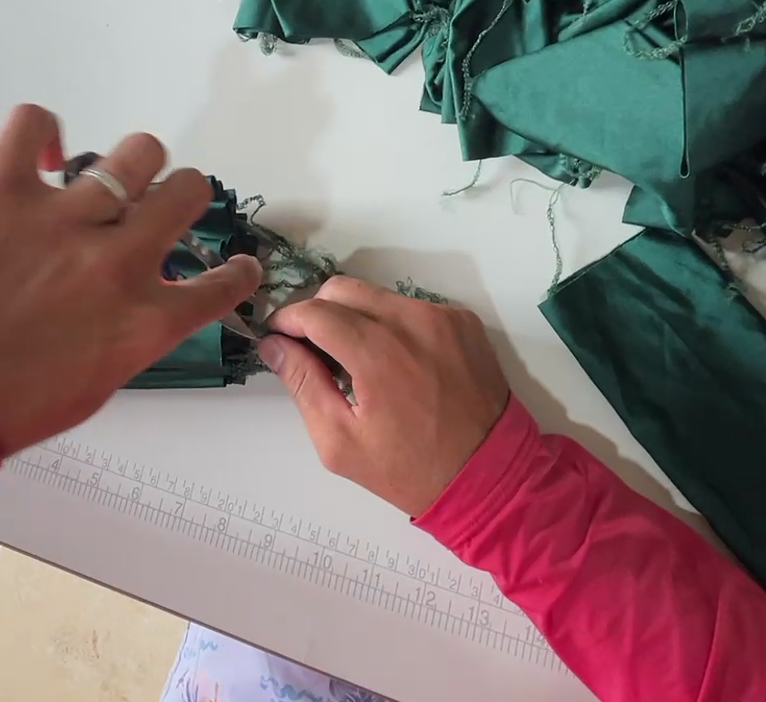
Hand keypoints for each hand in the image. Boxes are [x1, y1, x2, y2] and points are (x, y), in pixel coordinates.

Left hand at [0, 104, 260, 453]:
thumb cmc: (12, 406)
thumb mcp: (100, 382)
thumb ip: (138, 333)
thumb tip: (150, 298)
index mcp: (144, 320)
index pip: (222, 284)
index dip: (239, 271)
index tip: (238, 265)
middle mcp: (118, 262)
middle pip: (188, 190)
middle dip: (183, 196)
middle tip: (154, 208)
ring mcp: (62, 221)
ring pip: (137, 151)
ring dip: (131, 165)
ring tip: (106, 181)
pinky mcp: (3, 193)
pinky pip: (33, 124)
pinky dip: (42, 131)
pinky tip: (41, 157)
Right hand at [261, 277, 510, 515]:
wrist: (493, 477)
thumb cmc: (409, 469)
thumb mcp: (340, 442)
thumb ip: (302, 384)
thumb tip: (272, 344)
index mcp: (377, 353)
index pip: (315, 312)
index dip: (287, 320)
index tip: (276, 337)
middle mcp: (411, 321)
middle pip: (342, 289)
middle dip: (316, 311)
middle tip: (311, 347)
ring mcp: (441, 316)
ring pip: (375, 293)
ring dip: (353, 315)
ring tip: (354, 357)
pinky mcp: (462, 320)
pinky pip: (410, 306)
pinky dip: (391, 323)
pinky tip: (395, 360)